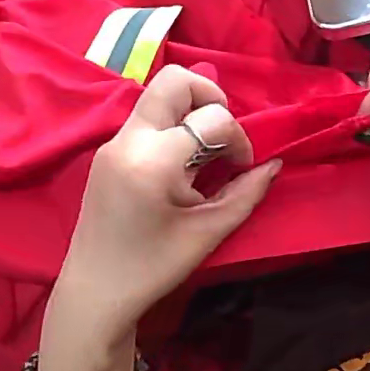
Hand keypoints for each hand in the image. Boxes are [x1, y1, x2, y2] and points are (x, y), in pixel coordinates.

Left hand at [54, 65, 282, 339]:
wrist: (96, 290)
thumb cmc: (154, 267)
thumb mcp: (209, 232)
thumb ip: (246, 192)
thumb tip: (273, 163)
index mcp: (152, 161)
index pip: (211, 119)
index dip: (238, 139)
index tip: (241, 168)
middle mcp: (128, 139)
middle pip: (174, 80)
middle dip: (210, 97)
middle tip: (222, 135)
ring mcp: (113, 142)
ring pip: (158, 95)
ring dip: (190, 111)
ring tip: (203, 153)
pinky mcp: (108, 151)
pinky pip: (147, 118)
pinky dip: (173, 126)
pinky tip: (182, 165)